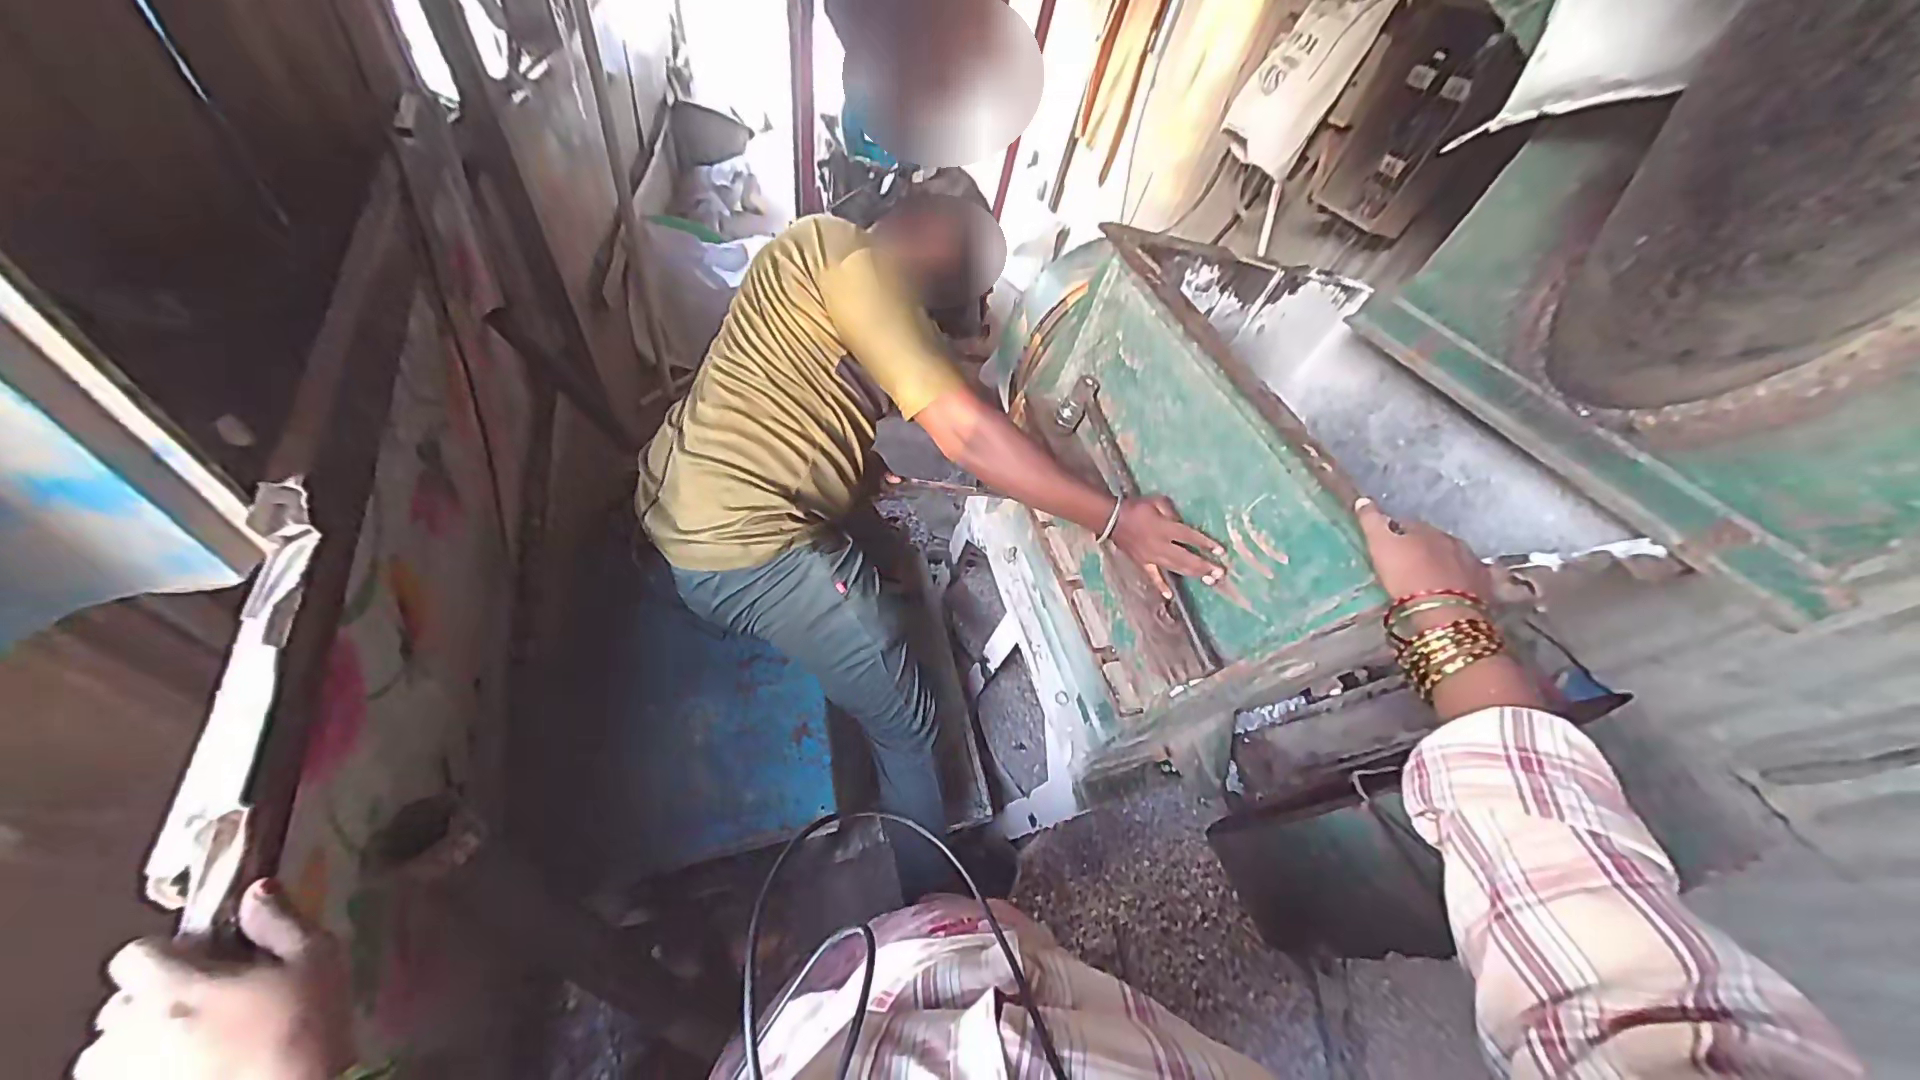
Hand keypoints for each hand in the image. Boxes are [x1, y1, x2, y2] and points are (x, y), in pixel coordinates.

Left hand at [73, 879, 354, 1079]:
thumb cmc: (306, 1018)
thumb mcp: (315, 956)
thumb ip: (280, 921)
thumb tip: (258, 889)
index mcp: (174, 988)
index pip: (135, 954)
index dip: (172, 949)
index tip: (211, 955)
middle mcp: (128, 1030)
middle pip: (124, 998)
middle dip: (161, 993)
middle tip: (215, 997)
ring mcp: (117, 1073)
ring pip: (112, 1041)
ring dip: (145, 1033)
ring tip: (199, 1036)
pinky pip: (116, 1073)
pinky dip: (142, 1064)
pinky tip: (191, 1063)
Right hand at [1109, 495, 1225, 597]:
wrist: (1112, 519)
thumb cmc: (1136, 508)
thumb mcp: (1157, 502)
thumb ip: (1172, 512)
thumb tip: (1182, 522)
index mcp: (1166, 529)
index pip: (1191, 537)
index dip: (1206, 544)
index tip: (1221, 552)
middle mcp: (1162, 546)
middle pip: (1187, 558)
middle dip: (1204, 566)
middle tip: (1220, 573)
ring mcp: (1152, 557)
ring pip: (1175, 568)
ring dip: (1192, 574)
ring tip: (1208, 580)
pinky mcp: (1142, 563)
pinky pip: (1153, 576)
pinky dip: (1161, 586)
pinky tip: (1169, 595)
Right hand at [1352, 497, 1490, 603]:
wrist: (1444, 612)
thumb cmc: (1406, 575)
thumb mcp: (1380, 546)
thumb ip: (1371, 522)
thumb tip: (1363, 499)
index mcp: (1424, 529)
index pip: (1403, 523)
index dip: (1391, 532)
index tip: (1381, 544)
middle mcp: (1451, 539)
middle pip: (1430, 539)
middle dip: (1418, 546)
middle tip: (1402, 561)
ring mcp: (1471, 561)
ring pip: (1450, 555)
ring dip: (1439, 561)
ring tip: (1425, 576)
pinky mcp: (1485, 584)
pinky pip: (1471, 574)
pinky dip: (1462, 576)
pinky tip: (1455, 585)